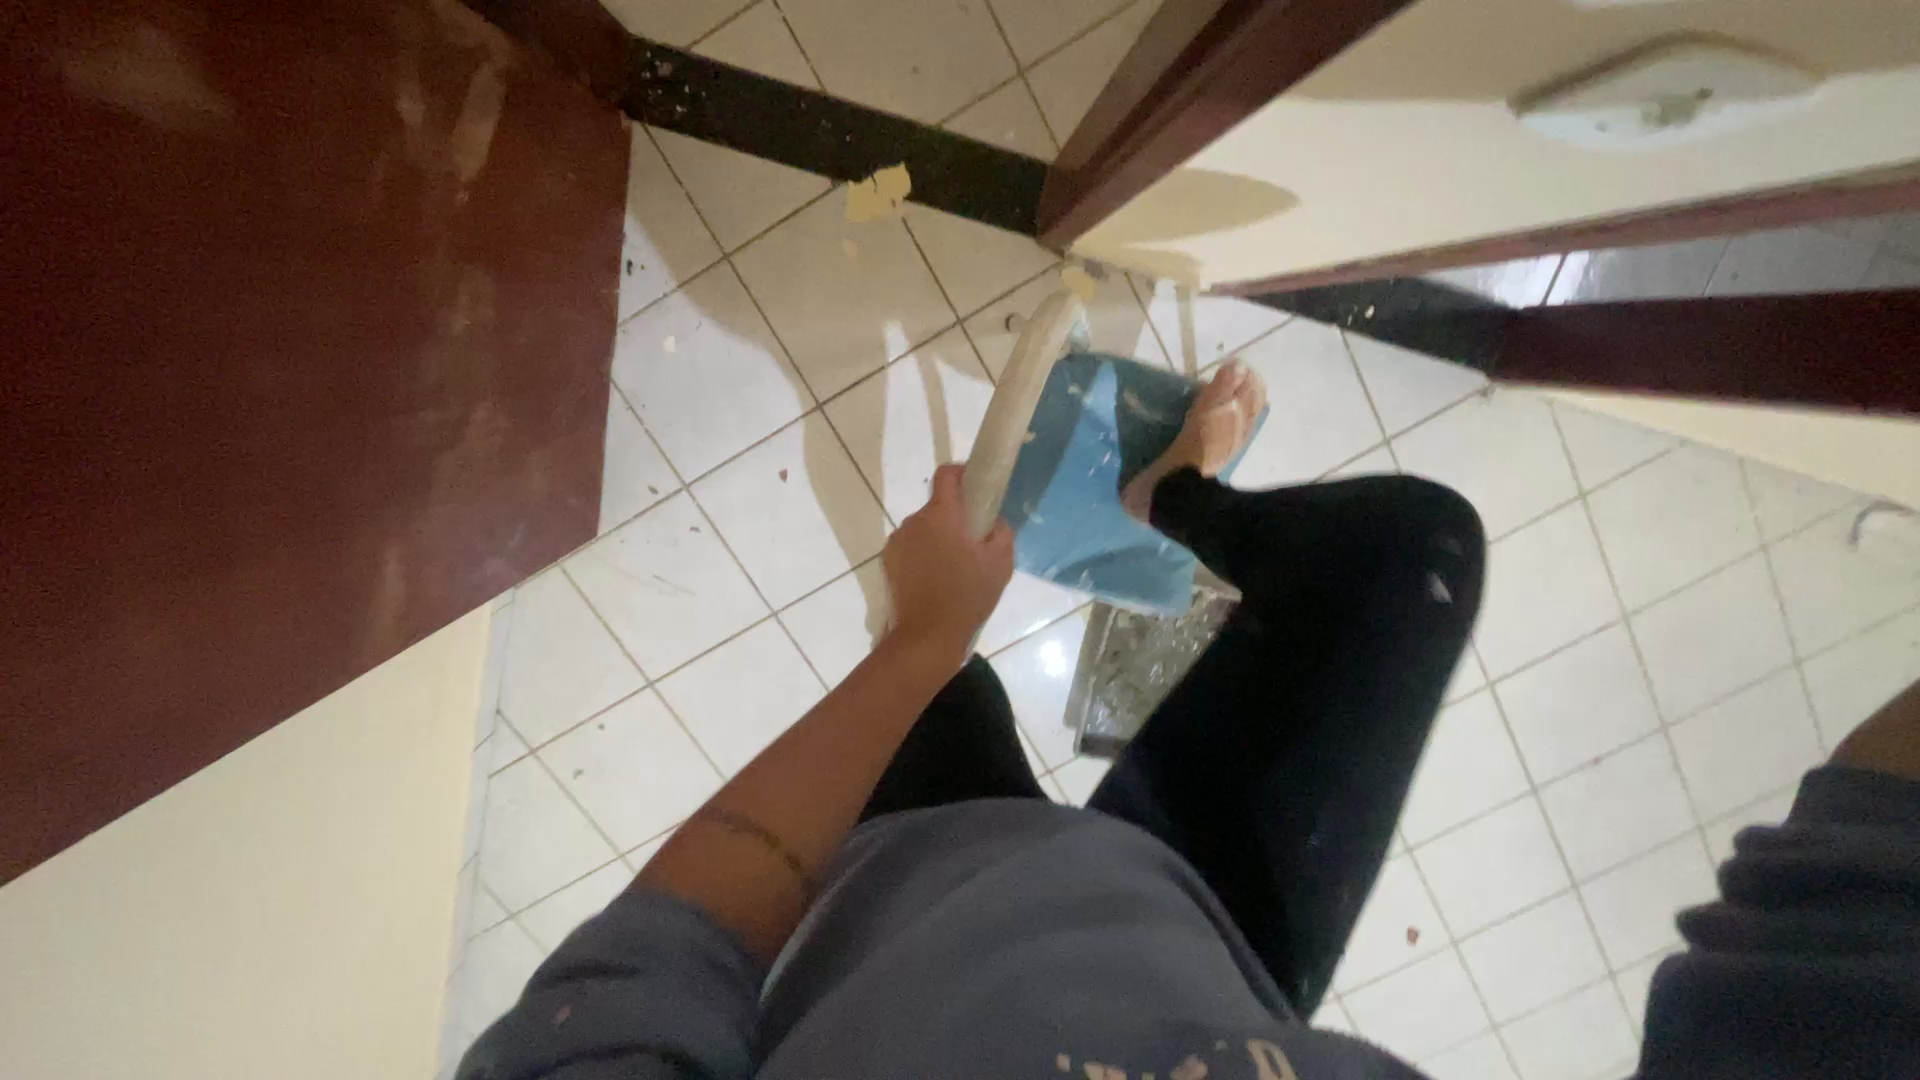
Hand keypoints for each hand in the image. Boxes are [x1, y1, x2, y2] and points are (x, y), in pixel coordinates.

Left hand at [882, 464, 1013, 664]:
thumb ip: (1001, 531)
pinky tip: (935, 583)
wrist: (925, 636)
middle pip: (936, 507)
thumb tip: (992, 521)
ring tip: (954, 570)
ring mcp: (896, 543)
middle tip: (973, 544)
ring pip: (923, 530)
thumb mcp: (1000, 564)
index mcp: (941, 515)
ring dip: (937, 540)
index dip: (962, 472)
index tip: (976, 485)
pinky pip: (909, 550)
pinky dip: (922, 557)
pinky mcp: (887, 563)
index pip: (946, 474)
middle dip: (954, 519)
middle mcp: (913, 522)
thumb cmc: (966, 596)